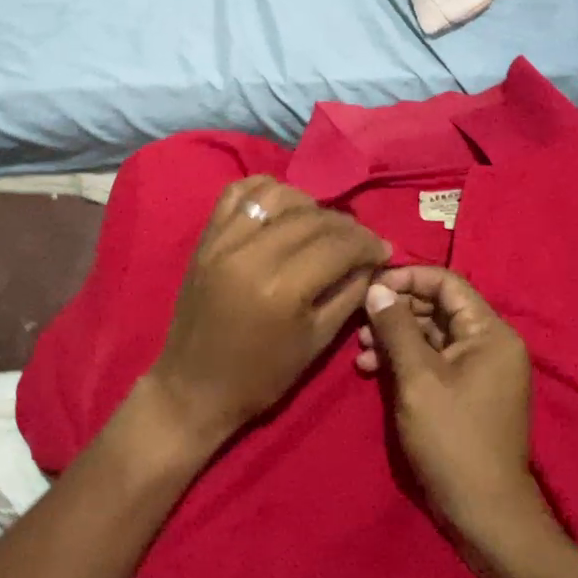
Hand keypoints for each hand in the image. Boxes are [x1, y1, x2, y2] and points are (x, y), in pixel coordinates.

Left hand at [146, 176, 392, 448]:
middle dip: (346, 225)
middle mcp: (251, 254)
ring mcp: (223, 241)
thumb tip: (374, 260)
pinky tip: (283, 206)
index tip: (383, 250)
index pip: (338, 244)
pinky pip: (238, 193)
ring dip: (309, 204)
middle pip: (313, 217)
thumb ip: (349, 294)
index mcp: (282, 288)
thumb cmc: (262, 376)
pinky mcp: (205, 238)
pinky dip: (265, 191)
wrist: (194, 386)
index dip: (368, 243)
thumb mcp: (317, 342)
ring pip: (278, 195)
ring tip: (321, 225)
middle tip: (360, 240)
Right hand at [358, 266, 537, 535]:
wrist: (483, 512)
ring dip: (394, 338)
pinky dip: (405, 361)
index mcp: (490, 333)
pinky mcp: (466, 392)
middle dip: (395, 312)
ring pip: (431, 335)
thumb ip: (396, 328)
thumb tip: (376, 288)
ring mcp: (480, 370)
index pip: (447, 283)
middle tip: (358, 325)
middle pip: (438, 308)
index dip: (406, 278)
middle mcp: (490, 345)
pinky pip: (434, 361)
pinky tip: (372, 370)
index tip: (369, 287)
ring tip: (359, 352)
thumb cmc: (451, 438)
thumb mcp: (417, 378)